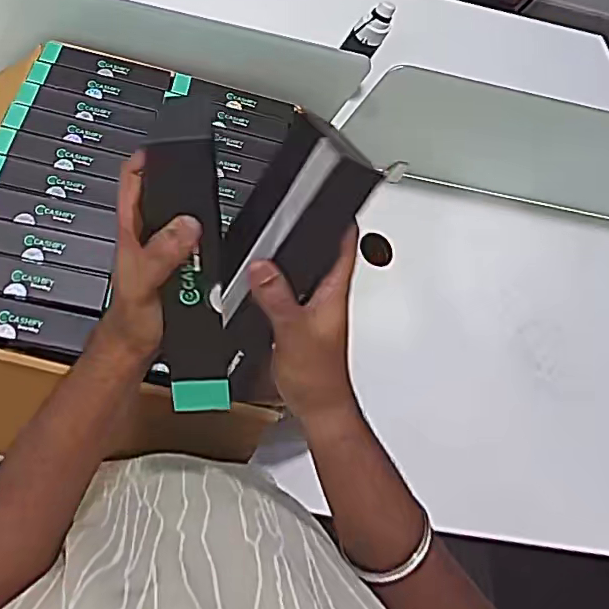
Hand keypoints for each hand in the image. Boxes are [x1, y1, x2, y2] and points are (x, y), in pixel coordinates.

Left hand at [92, 151, 200, 362]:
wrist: (139, 345)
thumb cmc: (130, 317)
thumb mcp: (142, 282)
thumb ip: (161, 253)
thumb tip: (185, 225)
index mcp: (130, 230)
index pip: (132, 179)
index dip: (146, 157)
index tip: (164, 144)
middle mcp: (147, 234)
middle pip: (164, 194)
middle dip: (182, 181)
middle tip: (201, 169)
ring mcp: (164, 248)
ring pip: (184, 219)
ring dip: (199, 215)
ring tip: (213, 211)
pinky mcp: (181, 263)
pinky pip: (198, 243)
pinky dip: (208, 241)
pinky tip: (214, 247)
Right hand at [248, 225, 361, 422]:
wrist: (318, 406)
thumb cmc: (318, 376)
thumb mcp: (293, 330)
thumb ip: (277, 296)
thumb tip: (262, 267)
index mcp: (334, 292)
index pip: (345, 246)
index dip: (342, 220)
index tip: (335, 202)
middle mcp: (328, 297)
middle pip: (324, 255)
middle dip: (311, 235)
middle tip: (297, 214)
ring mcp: (316, 309)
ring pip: (307, 274)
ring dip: (293, 260)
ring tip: (274, 243)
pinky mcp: (303, 322)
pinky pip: (292, 292)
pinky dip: (279, 283)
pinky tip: (263, 285)